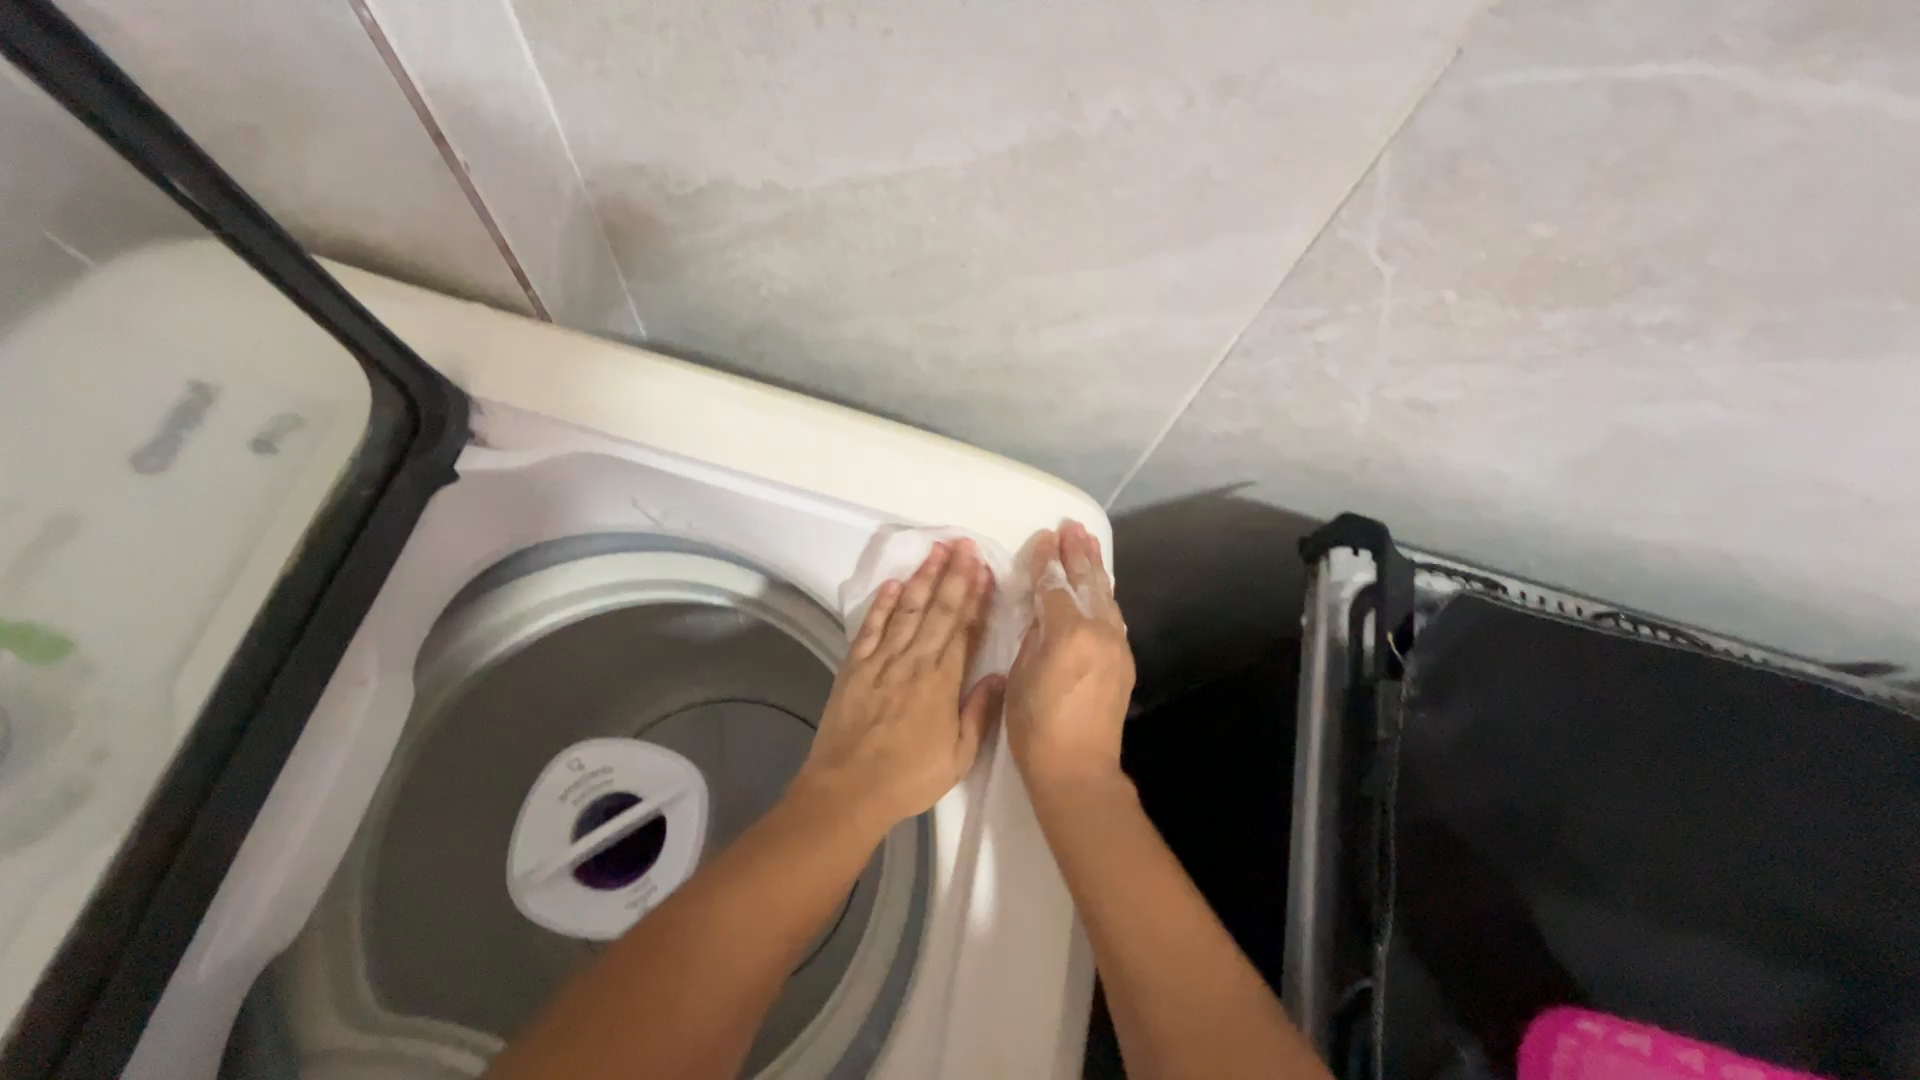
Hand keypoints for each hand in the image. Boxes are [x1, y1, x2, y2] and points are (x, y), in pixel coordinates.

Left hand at [793, 540, 1005, 835]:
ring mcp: (881, 661)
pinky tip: (893, 584)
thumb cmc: (909, 778)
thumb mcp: (959, 756)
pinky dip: (882, 604)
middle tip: (965, 544)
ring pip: (906, 609)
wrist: (848, 790)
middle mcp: (914, 661)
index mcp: (943, 681)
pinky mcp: (854, 668)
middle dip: (954, 574)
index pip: (964, 629)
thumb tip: (1000, 675)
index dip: (976, 597)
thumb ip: (980, 713)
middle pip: (938, 609)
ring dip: (922, 578)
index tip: (985, 569)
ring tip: (936, 550)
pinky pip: (871, 628)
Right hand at [1005, 521, 1134, 792]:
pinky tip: (1100, 589)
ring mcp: (1117, 646)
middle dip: (1079, 553)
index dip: (1047, 561)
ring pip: (1106, 597)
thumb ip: (1034, 638)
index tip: (1044, 537)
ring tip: (1089, 543)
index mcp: (1068, 632)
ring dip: (1096, 569)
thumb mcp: (1020, 676)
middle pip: (1088, 583)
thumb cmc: (1036, 726)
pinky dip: (1104, 597)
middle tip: (1072, 527)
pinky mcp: (1124, 662)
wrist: (1077, 768)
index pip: (1055, 586)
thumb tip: (1043, 617)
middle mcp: (1100, 631)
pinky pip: (1113, 618)